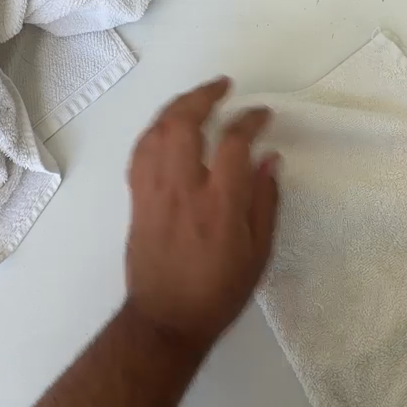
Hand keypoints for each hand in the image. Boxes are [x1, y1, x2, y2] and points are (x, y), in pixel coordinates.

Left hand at [123, 78, 280, 354]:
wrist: (165, 321)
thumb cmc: (218, 290)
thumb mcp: (258, 252)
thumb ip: (264, 200)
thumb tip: (269, 157)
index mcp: (219, 205)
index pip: (234, 143)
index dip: (250, 120)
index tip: (262, 114)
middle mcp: (182, 190)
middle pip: (184, 124)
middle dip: (204, 95)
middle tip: (223, 86)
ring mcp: (154, 192)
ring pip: (157, 131)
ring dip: (178, 105)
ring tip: (197, 97)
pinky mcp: (137, 198)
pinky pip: (141, 151)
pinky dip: (156, 129)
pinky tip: (168, 124)